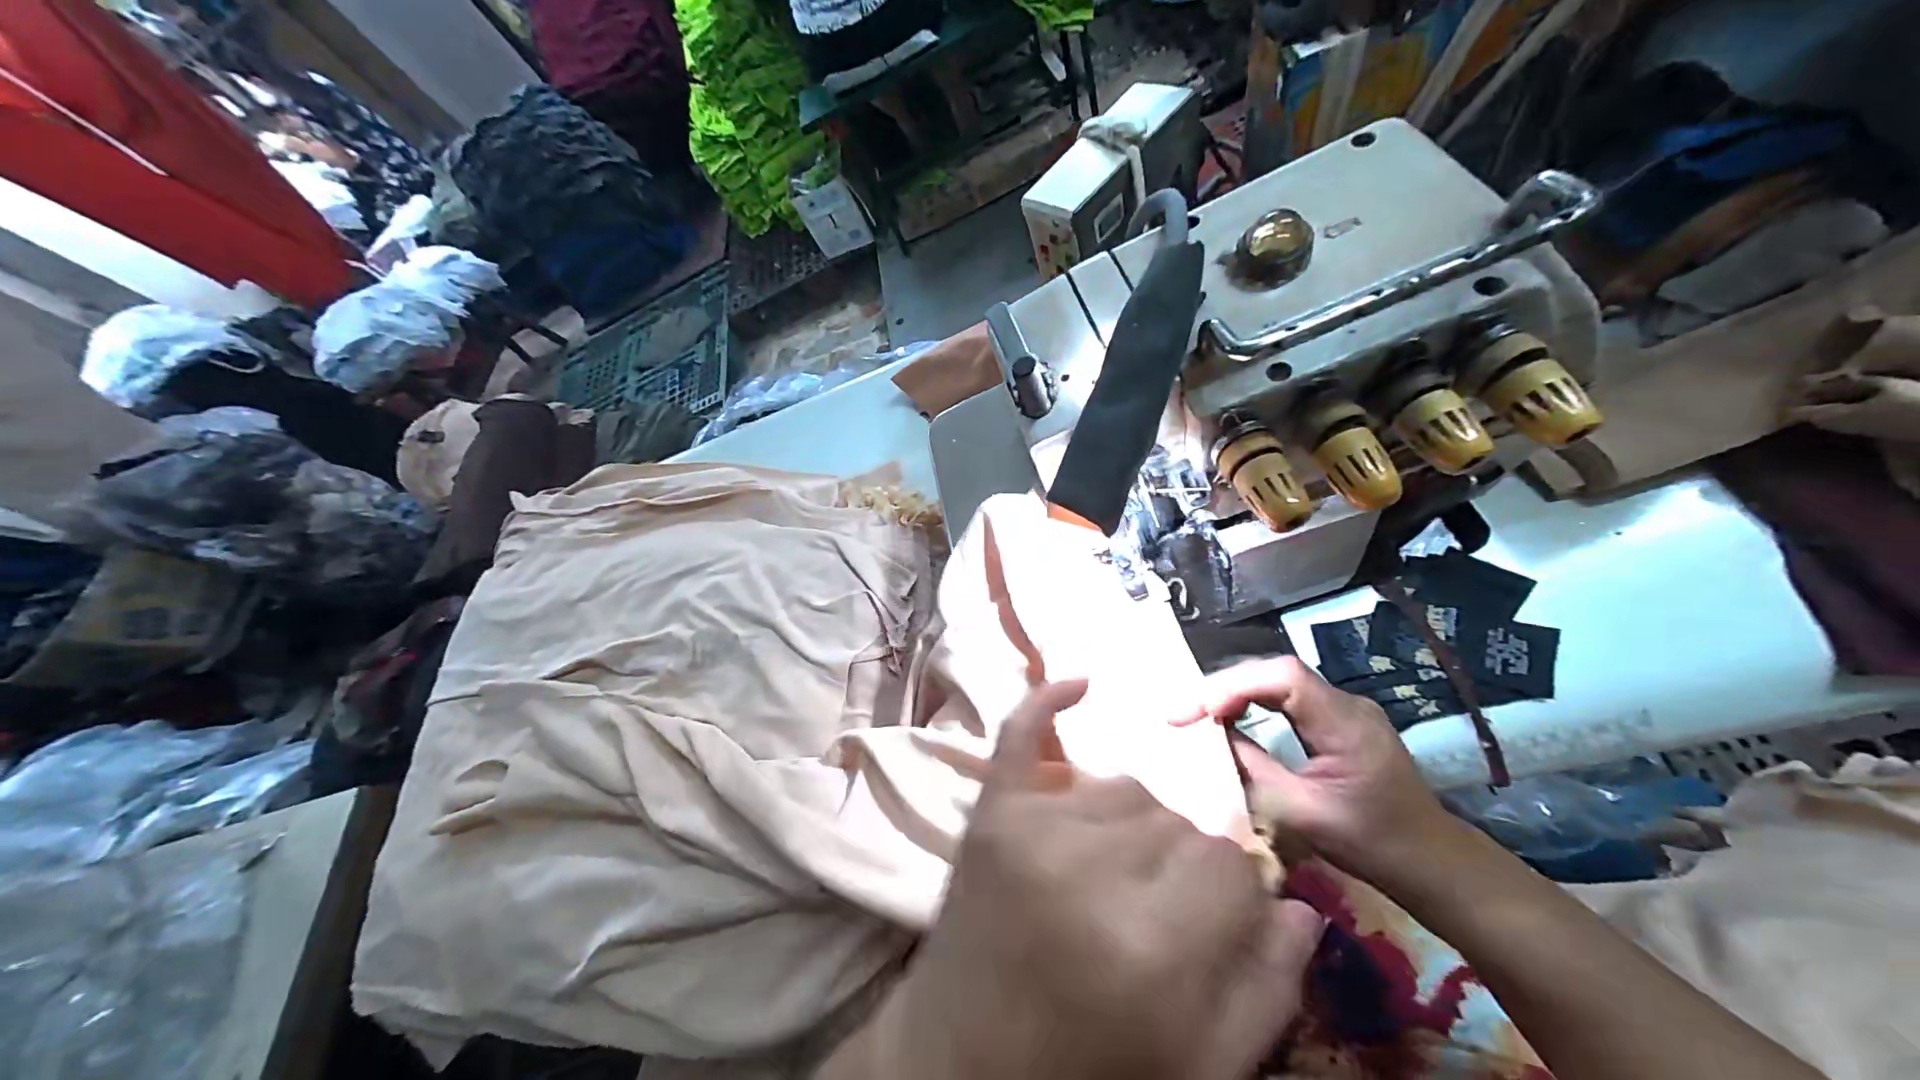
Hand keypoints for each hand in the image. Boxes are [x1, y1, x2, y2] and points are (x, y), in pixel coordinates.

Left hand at [827, 680, 1325, 1079]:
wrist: (963, 1065)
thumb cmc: (1091, 1069)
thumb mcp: (1201, 1064)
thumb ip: (1267, 985)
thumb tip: (1298, 903)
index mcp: (1153, 942)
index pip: (1230, 863)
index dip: (1232, 894)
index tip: (1213, 921)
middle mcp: (1089, 868)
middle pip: (1176, 818)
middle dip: (1182, 862)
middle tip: (1155, 907)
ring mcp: (1029, 827)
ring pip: (1124, 786)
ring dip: (1132, 823)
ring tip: (1112, 873)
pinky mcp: (990, 812)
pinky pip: (1023, 732)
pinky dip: (1049, 702)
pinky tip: (1080, 685)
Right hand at [1195, 658, 1465, 888]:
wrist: (1432, 862)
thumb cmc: (1372, 843)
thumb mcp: (1304, 816)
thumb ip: (1253, 772)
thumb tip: (1209, 740)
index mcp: (1346, 724)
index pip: (1283, 677)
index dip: (1233, 686)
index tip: (1196, 715)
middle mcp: (1347, 703)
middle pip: (1276, 672)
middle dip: (1224, 687)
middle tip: (1183, 714)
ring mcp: (1344, 708)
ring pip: (1278, 680)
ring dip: (1234, 692)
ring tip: (1198, 714)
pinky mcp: (1338, 719)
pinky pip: (1286, 696)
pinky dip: (1251, 702)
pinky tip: (1229, 717)